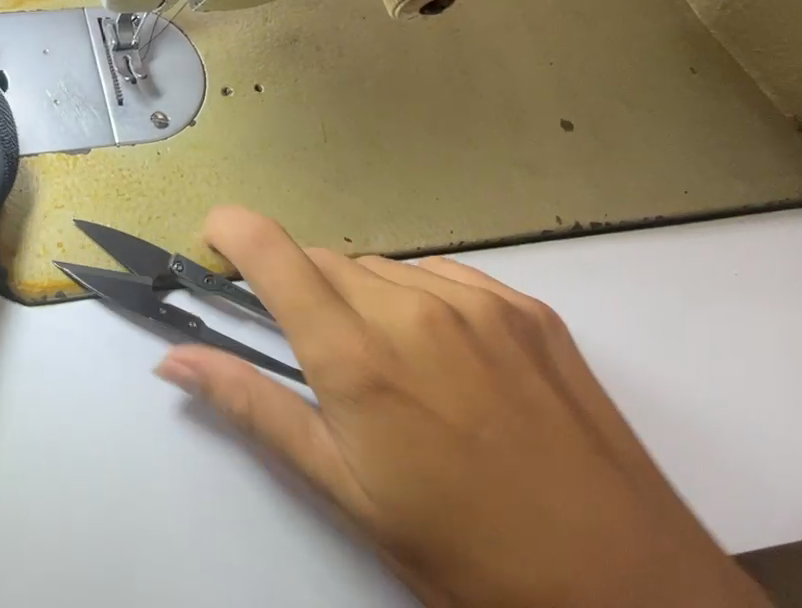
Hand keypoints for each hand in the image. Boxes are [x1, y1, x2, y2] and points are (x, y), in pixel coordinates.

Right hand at [156, 206, 771, 607]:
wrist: (627, 588)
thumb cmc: (461, 549)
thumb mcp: (344, 490)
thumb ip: (253, 408)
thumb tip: (173, 359)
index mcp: (358, 357)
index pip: (270, 250)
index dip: (228, 229)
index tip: (214, 244)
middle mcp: (413, 308)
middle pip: (323, 260)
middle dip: (297, 288)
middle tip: (315, 355)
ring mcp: (480, 302)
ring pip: (381, 268)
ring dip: (359, 297)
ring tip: (389, 369)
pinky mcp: (530, 309)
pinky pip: (442, 277)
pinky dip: (418, 300)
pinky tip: (444, 359)